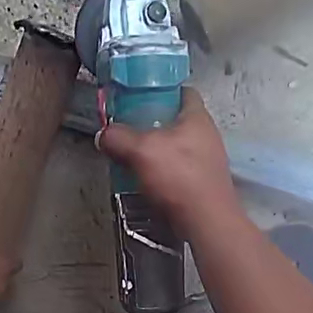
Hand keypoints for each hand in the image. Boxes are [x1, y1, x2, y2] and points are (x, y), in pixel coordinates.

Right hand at [95, 88, 239, 234]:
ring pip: (178, 147)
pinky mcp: (204, 185)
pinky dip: (164, 173)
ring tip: (133, 158)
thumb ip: (118, 138)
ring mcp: (209, 162)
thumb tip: (104, 135)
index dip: (160, 90)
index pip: (182, 91)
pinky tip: (147, 182)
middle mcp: (208, 136)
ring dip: (157, 152)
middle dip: (153, 124)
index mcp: (198, 118)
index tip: (138, 96)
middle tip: (129, 129)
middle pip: (177, 121)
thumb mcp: (140, 150)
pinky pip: (180, 171)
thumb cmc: (178, 177)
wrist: (206, 222)